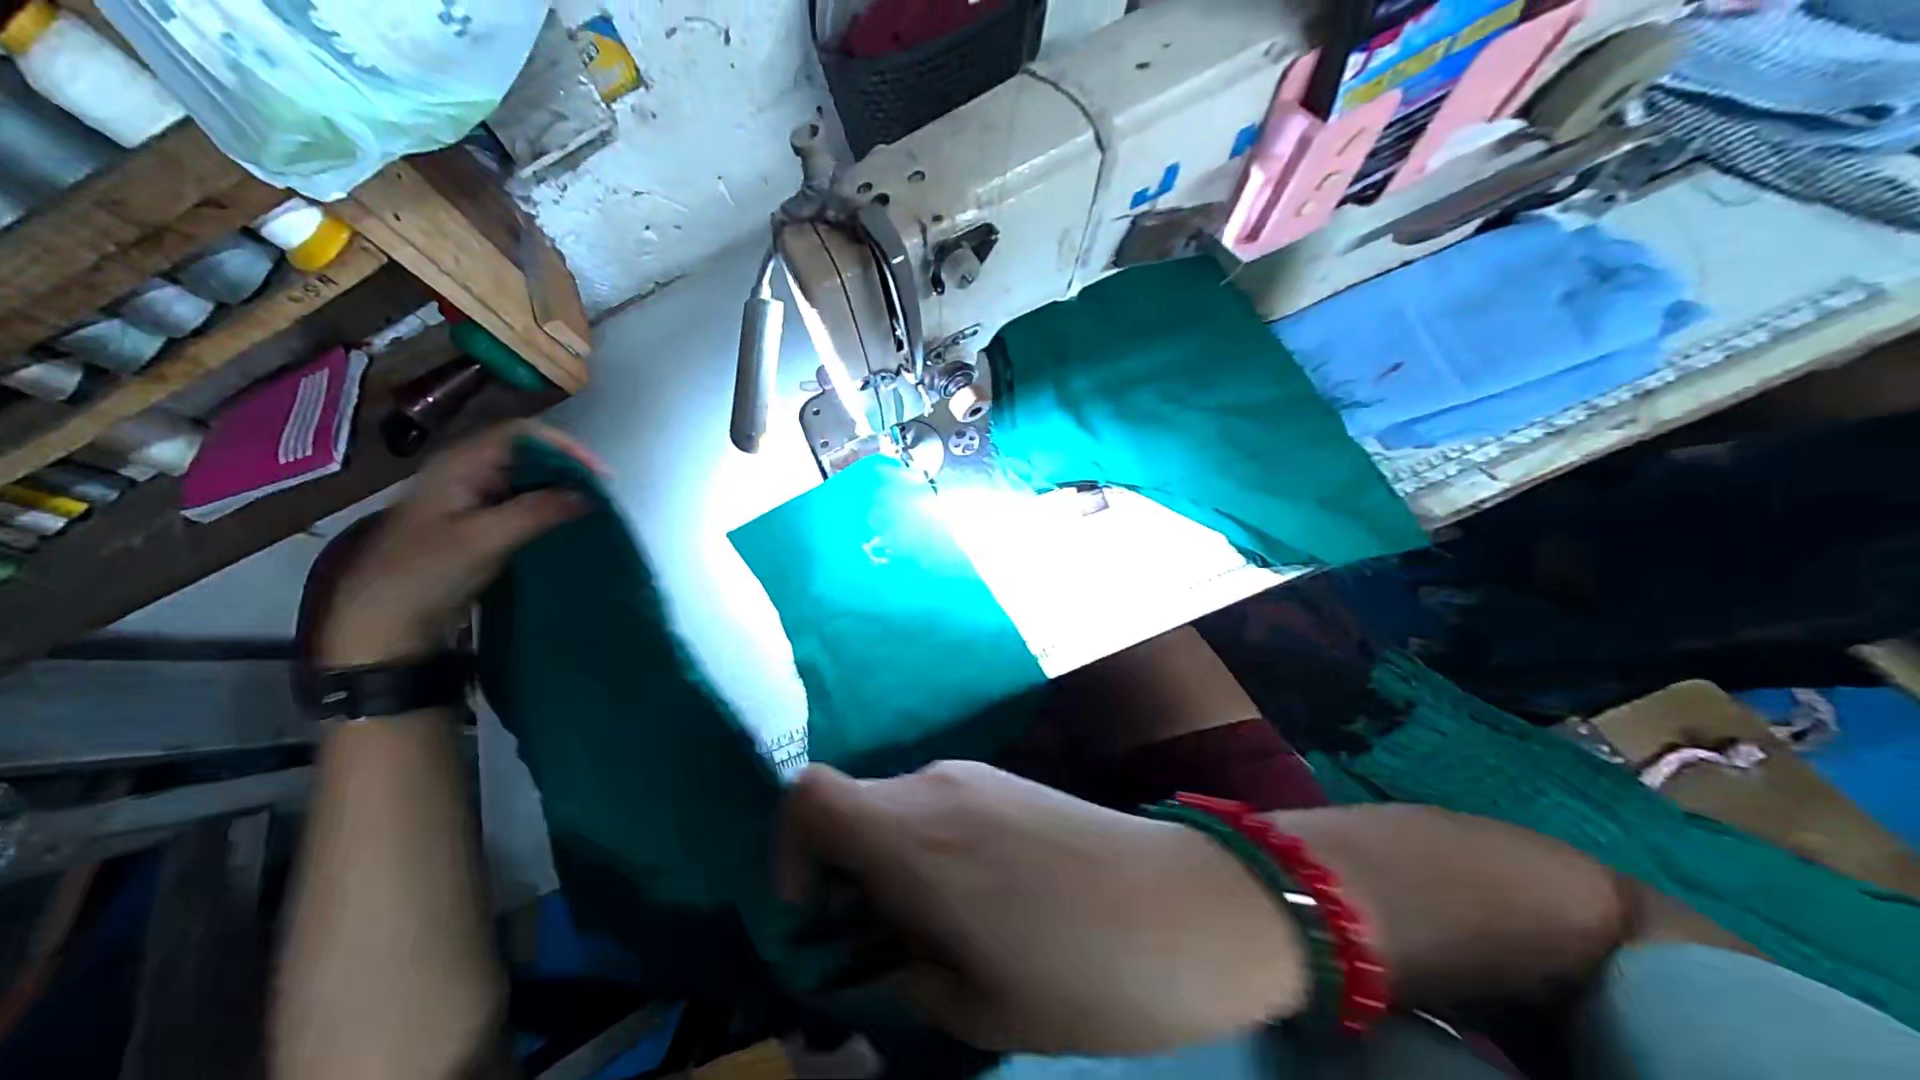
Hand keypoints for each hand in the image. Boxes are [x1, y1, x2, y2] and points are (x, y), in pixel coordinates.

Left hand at [317, 422, 599, 667]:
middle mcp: (467, 472)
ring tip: (593, 507)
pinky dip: (550, 508)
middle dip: (568, 468)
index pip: (522, 435)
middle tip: (602, 494)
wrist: (384, 624)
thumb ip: (537, 511)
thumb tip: (589, 495)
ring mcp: (472, 498)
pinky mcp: (480, 524)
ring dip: (561, 489)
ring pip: (528, 479)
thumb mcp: (484, 539)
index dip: (565, 447)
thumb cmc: (426, 574)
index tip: (600, 476)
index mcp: (460, 464)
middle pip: (528, 454)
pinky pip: (523, 503)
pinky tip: (570, 522)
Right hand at [776, 761, 1307, 1054]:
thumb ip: (903, 973)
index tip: (815, 909)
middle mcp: (936, 786)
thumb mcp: (975, 1005)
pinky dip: (933, 846)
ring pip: (899, 807)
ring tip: (941, 929)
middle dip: (847, 871)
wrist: (1191, 908)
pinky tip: (983, 897)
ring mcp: (978, 776)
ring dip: (894, 862)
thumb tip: (873, 954)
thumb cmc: (1080, 973)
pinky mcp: (1012, 779)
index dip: (789, 846)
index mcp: (914, 835)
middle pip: (854, 807)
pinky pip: (943, 804)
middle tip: (884, 941)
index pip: (809, 795)